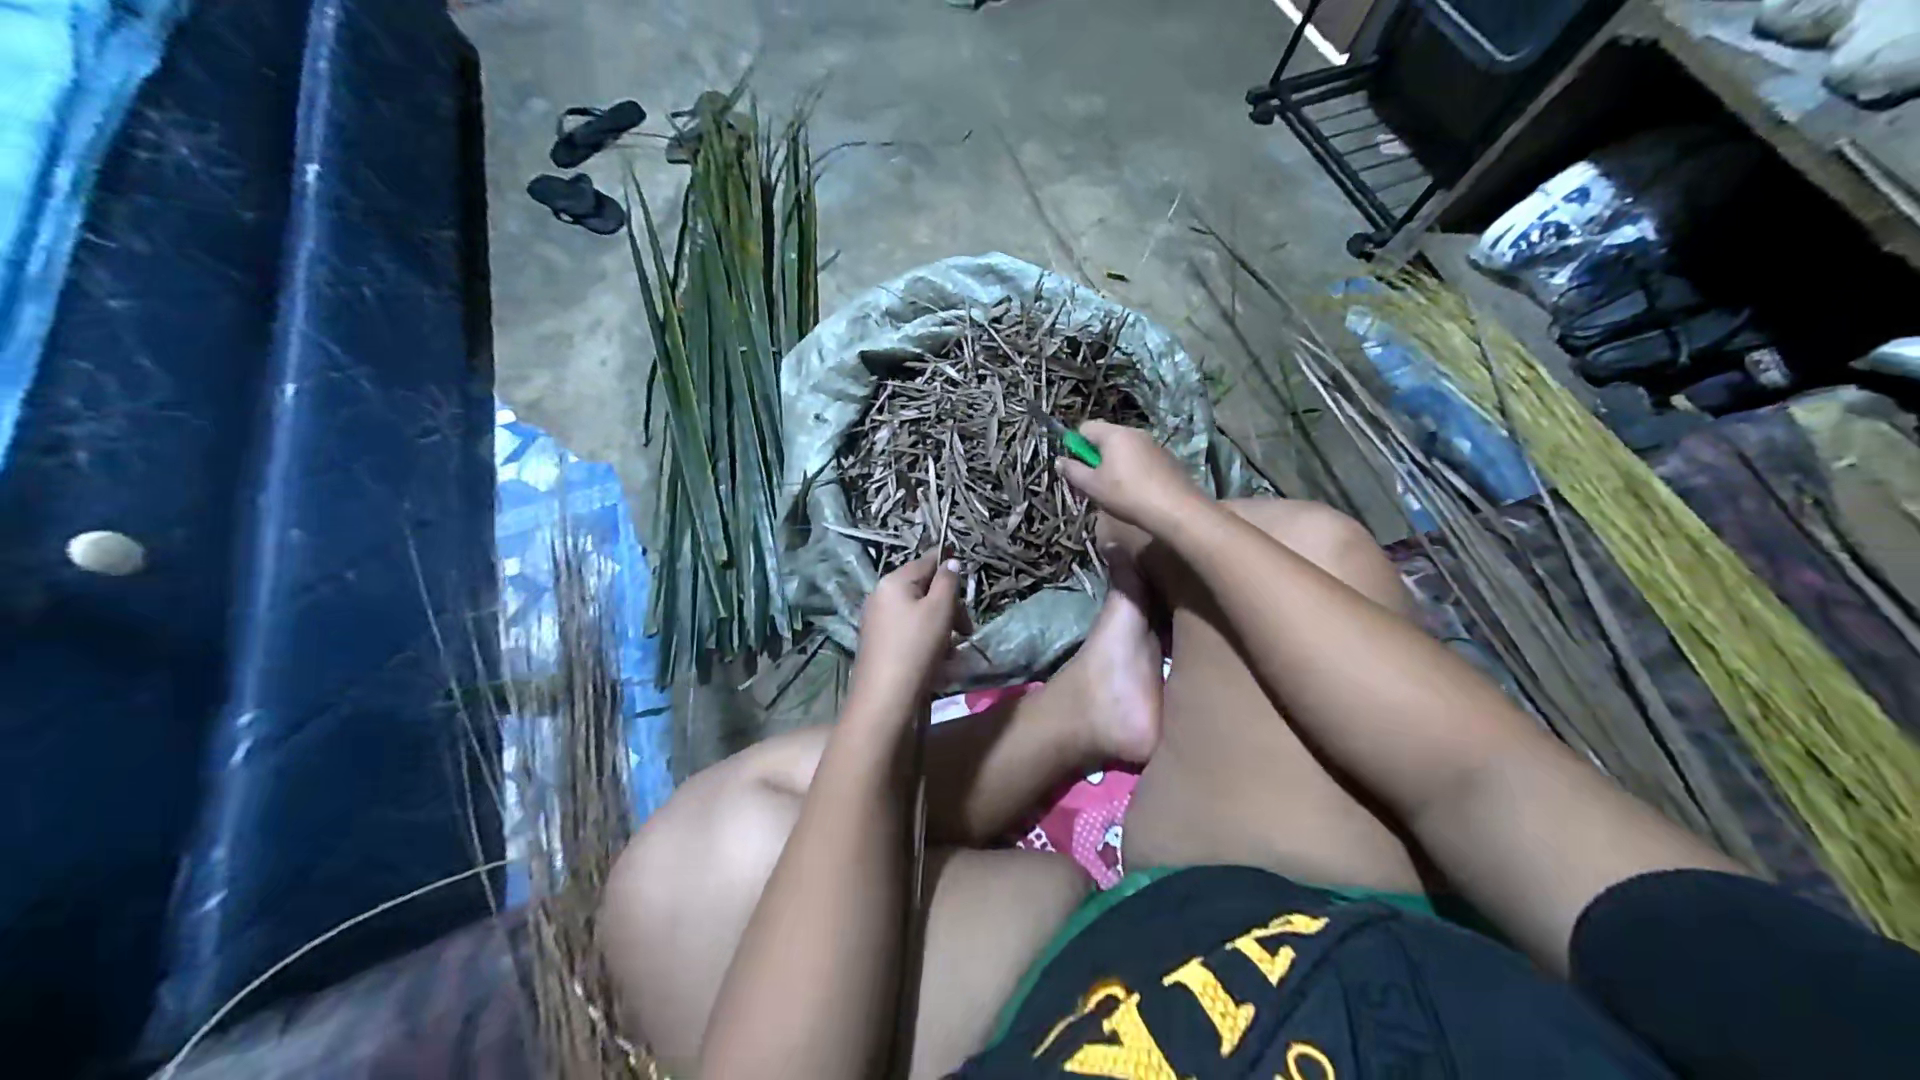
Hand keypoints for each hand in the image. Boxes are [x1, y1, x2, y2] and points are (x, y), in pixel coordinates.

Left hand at [848, 551, 962, 718]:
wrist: (885, 698)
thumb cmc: (917, 648)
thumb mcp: (940, 610)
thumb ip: (948, 581)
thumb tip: (950, 561)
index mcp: (893, 582)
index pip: (927, 562)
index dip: (950, 568)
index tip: (968, 586)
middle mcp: (881, 596)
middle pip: (924, 589)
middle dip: (949, 606)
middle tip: (965, 630)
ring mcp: (877, 620)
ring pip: (919, 613)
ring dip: (941, 626)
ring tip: (952, 651)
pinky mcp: (879, 643)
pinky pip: (909, 631)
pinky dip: (926, 640)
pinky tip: (937, 661)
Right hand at [1056, 421, 1206, 533]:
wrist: (1175, 509)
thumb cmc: (1127, 494)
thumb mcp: (1092, 486)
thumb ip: (1073, 471)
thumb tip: (1059, 461)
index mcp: (1114, 434)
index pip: (1086, 427)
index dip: (1077, 445)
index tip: (1078, 467)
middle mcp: (1135, 432)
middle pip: (1106, 438)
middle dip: (1097, 457)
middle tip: (1094, 483)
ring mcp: (1154, 444)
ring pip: (1125, 449)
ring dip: (1116, 465)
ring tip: (1117, 491)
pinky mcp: (1168, 458)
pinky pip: (1142, 458)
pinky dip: (1134, 470)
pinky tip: (1137, 492)